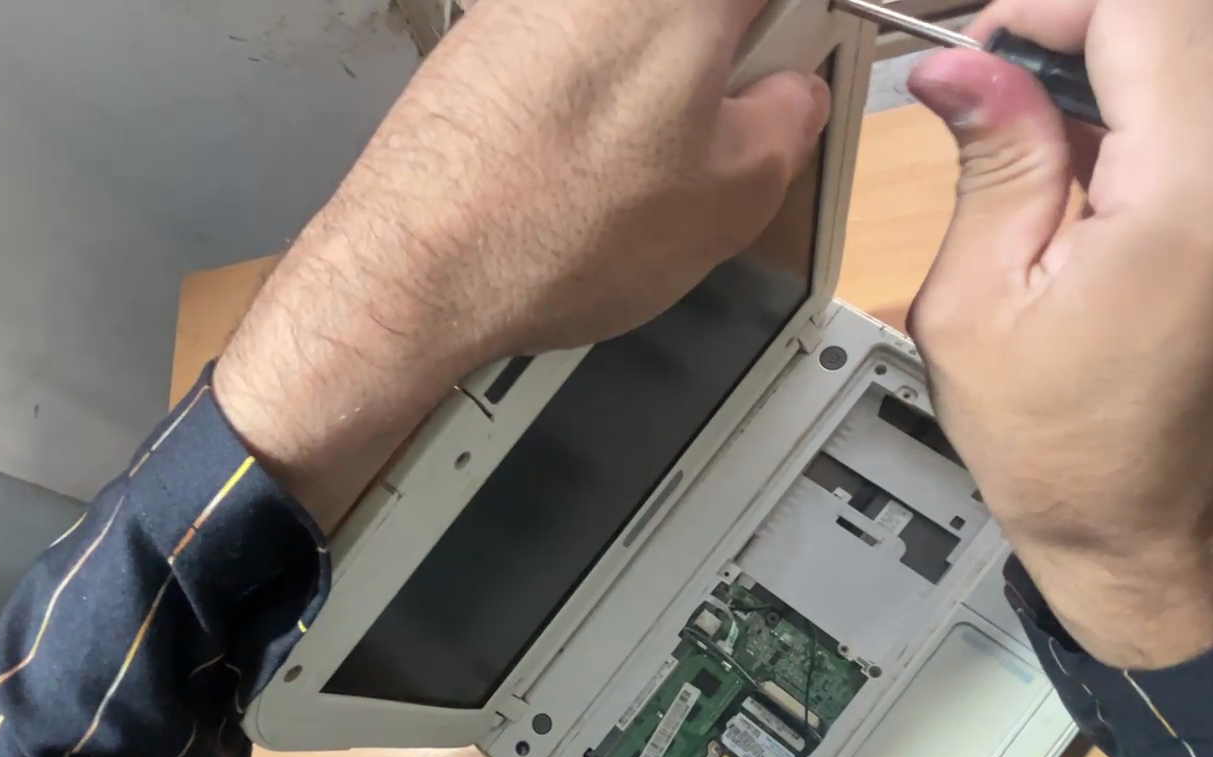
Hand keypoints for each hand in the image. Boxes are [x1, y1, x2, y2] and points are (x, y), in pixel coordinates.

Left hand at [214, 0, 829, 526]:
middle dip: (728, 64)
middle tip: (728, 130)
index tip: (793, 77)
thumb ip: (790, 124)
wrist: (418, 274)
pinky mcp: (485, 40)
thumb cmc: (553, 232)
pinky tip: (580, 176)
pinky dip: (597, 108)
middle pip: (699, 16)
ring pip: (636, 37)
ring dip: (661, 92)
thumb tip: (792, 103)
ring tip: (640, 174)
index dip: (793, 37)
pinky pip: (574, 59)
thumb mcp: (729, 197)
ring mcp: (530, 2)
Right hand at [904, 0, 1212, 666]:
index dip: (1056, 4)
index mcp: (1206, 185)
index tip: (984, 53)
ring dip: (1198, 16)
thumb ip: (992, 163)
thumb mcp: (975, 304)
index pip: (1157, 1)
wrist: (1139, 514)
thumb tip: (954, 65)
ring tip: (1096, 78)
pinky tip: (1146, 115)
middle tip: (1052, 50)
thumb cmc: (1037, 429)